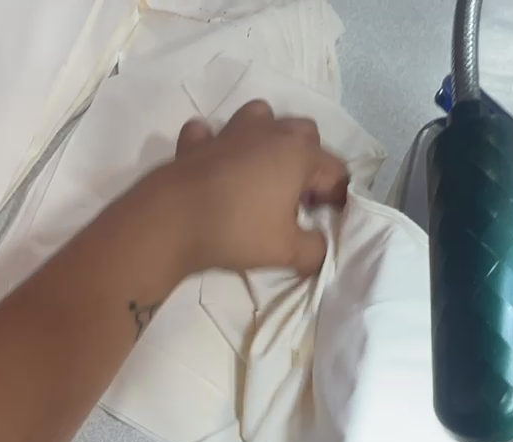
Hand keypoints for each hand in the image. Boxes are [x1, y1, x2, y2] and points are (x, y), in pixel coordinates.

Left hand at [148, 100, 349, 276]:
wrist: (172, 221)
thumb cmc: (238, 231)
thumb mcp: (286, 251)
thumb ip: (315, 251)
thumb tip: (322, 248)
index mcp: (298, 153)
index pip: (335, 171)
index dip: (339, 198)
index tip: (332, 221)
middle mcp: (269, 131)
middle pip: (304, 136)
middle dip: (309, 163)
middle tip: (299, 198)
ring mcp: (230, 131)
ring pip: (261, 118)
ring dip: (268, 140)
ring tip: (263, 172)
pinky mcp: (196, 143)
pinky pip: (210, 134)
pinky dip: (215, 145)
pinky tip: (214, 163)